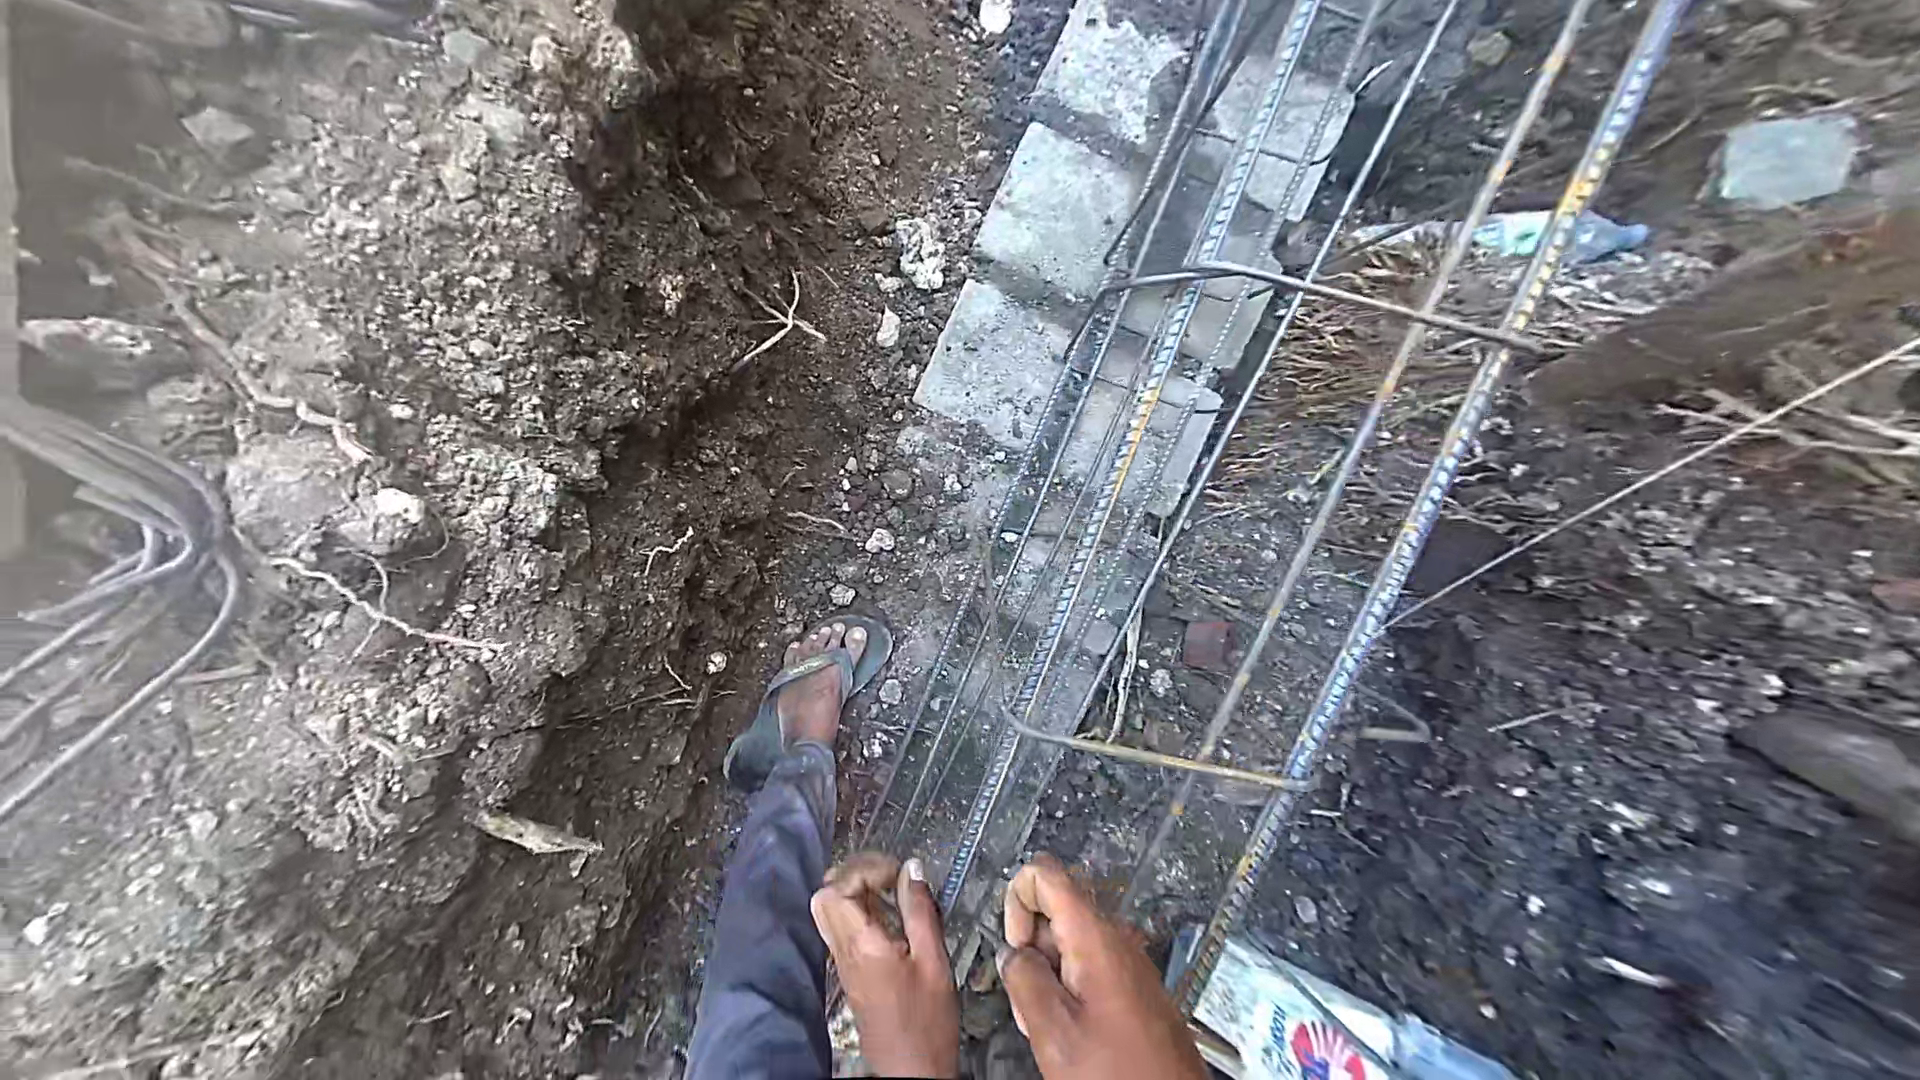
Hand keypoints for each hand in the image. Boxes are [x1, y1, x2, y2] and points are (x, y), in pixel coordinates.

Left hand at [811, 851, 959, 1077]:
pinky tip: (891, 917)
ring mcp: (844, 963)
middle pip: (826, 895)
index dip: (868, 867)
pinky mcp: (852, 972)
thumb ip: (920, 910)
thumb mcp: (934, 960)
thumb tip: (912, 869)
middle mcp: (844, 952)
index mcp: (862, 945)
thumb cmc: (927, 1025)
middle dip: (856, 873)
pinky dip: (862, 910)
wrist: (913, 1075)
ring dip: (858, 890)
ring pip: (831, 910)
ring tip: (892, 892)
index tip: (897, 872)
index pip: (840, 886)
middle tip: (889, 875)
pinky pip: (845, 926)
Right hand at [998, 854, 1206, 1079]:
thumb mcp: (1056, 1033)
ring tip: (1053, 1028)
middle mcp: (1112, 933)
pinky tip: (1072, 1032)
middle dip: (1030, 947)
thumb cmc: (1120, 1075)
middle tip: (1033, 1002)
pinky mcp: (1129, 982)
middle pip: (1052, 907)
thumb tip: (1011, 953)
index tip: (1018, 950)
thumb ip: (1023, 979)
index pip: (1043, 872)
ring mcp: (1123, 957)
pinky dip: (1067, 988)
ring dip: (1046, 973)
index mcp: (1094, 933)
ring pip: (1065, 939)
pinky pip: (1085, 963)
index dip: (1017, 901)